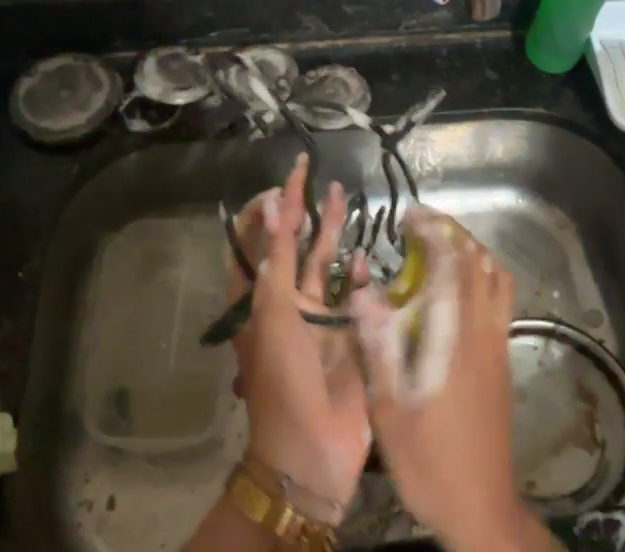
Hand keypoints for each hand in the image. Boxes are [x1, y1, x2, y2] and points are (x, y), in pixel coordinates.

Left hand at [228, 154, 370, 518]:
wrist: (311, 449)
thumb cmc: (283, 379)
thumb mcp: (273, 314)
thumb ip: (276, 260)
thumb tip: (274, 206)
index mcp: (261, 299)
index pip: (265, 240)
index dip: (275, 207)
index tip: (290, 175)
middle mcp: (289, 303)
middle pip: (298, 248)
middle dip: (309, 214)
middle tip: (323, 179)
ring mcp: (322, 319)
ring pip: (328, 266)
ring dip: (336, 234)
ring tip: (346, 197)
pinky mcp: (351, 336)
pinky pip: (356, 297)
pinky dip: (359, 276)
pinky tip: (363, 257)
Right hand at [350, 210, 552, 549]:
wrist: (482, 507)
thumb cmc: (429, 461)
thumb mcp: (389, 409)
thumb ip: (378, 345)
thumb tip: (362, 291)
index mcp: (454, 339)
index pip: (452, 264)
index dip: (433, 230)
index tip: (408, 216)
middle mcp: (483, 332)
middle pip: (480, 262)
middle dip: (452, 232)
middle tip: (419, 225)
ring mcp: (498, 345)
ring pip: (496, 278)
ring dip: (470, 252)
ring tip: (437, 248)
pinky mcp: (502, 361)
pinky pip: (498, 299)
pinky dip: (480, 276)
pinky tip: (453, 292)